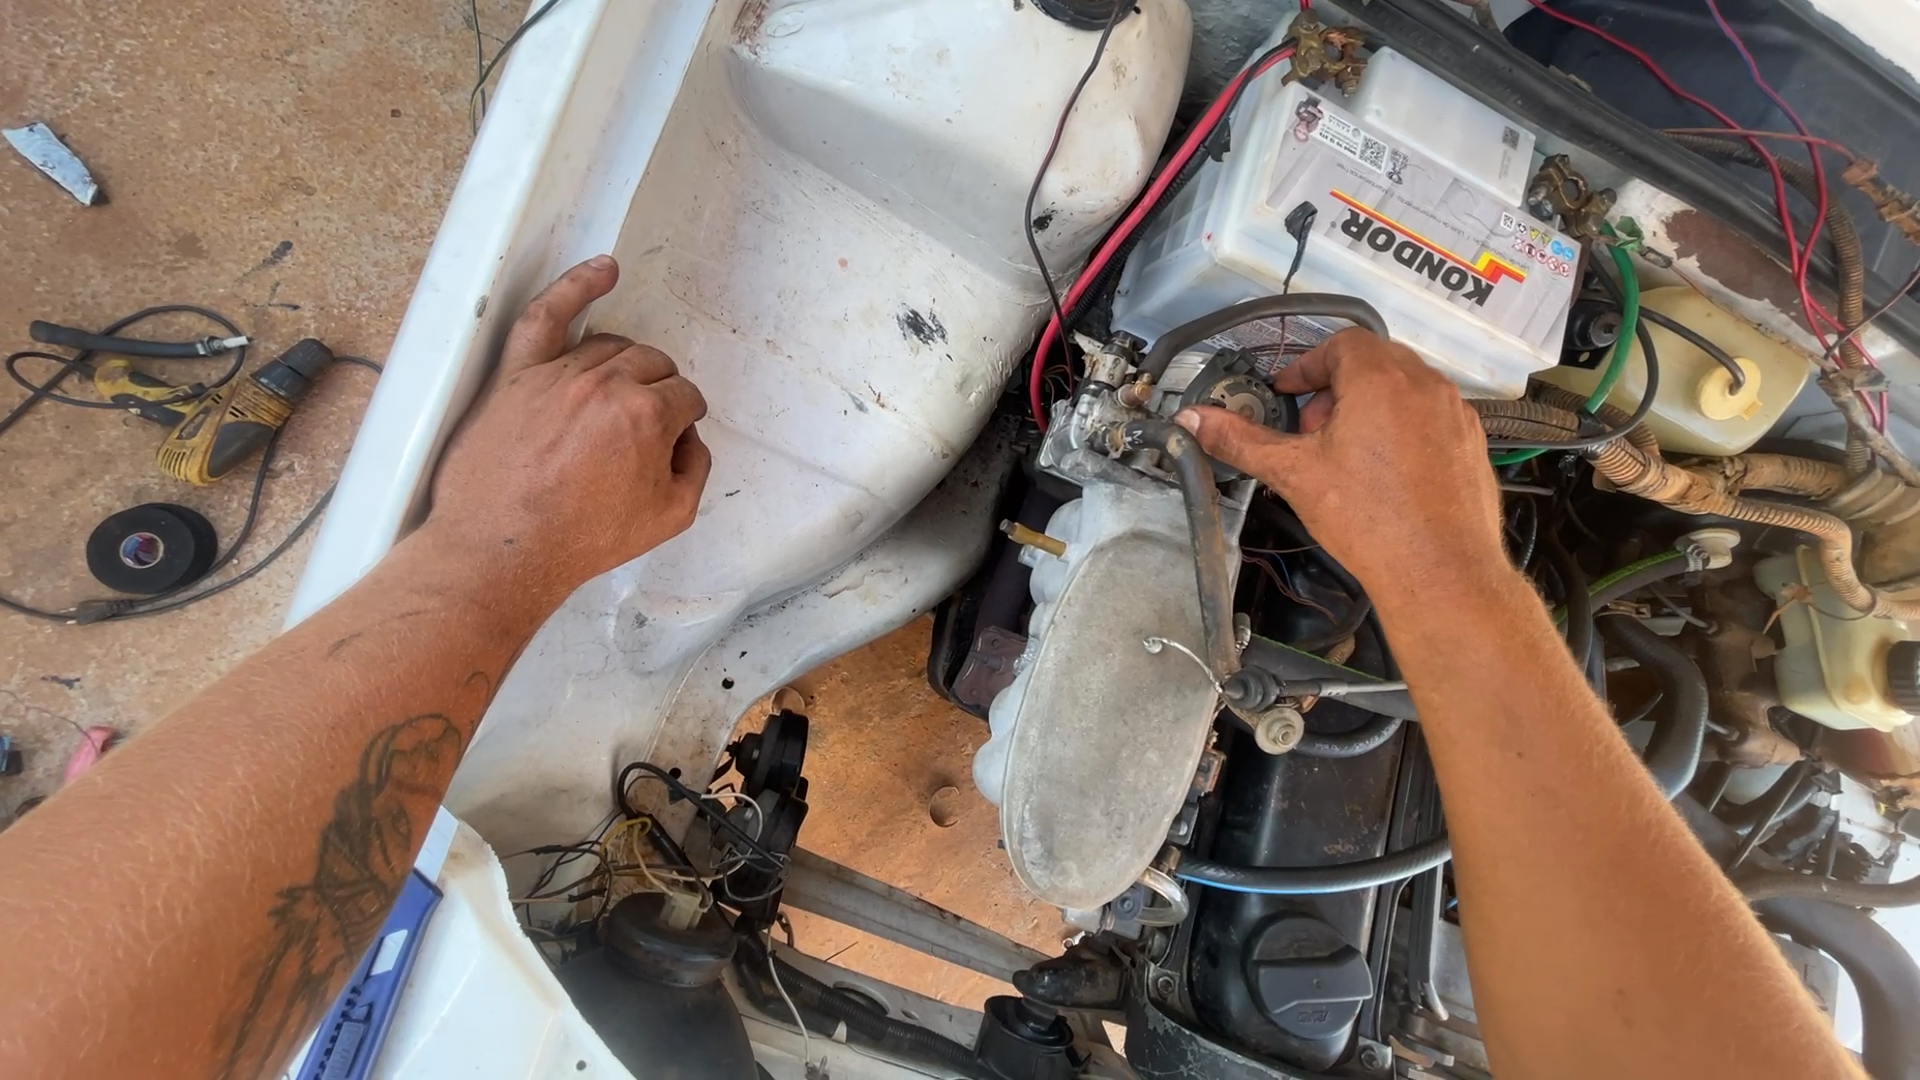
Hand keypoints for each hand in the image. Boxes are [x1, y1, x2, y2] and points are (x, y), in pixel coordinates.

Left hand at [423, 255, 711, 599]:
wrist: (506, 549)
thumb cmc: (588, 537)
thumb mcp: (672, 516)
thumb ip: (697, 468)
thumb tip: (689, 439)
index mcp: (648, 416)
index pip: (686, 397)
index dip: (686, 419)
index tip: (675, 437)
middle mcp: (606, 384)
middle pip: (654, 365)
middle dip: (663, 390)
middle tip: (650, 423)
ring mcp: (557, 373)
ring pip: (612, 345)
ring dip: (629, 363)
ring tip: (624, 390)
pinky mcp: (517, 374)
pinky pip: (546, 315)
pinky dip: (576, 286)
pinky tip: (604, 271)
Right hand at [1174, 328, 1502, 595]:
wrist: (1438, 570)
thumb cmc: (1366, 517)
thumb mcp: (1292, 473)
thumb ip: (1239, 440)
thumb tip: (1192, 419)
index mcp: (1380, 382)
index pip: (1342, 343)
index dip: (1307, 364)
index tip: (1287, 392)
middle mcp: (1425, 386)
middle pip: (1374, 360)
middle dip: (1334, 386)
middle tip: (1310, 426)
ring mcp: (1455, 414)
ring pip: (1403, 387)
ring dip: (1366, 404)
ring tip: (1342, 450)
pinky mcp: (1470, 443)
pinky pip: (1427, 415)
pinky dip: (1398, 425)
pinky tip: (1379, 472)